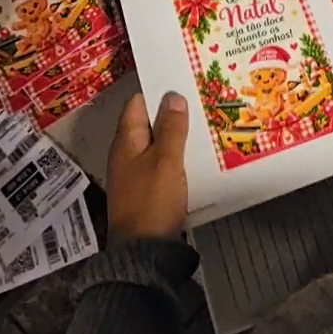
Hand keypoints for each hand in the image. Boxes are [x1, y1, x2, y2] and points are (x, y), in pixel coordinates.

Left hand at [106, 91, 189, 240]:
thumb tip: (173, 95)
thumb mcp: (165, 161)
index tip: (182, 80)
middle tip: (201, 99)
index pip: (138, 104)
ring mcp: (137, 173)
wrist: (144, 253)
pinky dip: (179, 155)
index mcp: (126, 141)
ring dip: (178, 135)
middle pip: (149, 123)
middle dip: (173, 112)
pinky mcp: (149, 190)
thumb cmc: (152, 201)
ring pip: (159, 144)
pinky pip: (164, 163)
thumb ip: (171, 128)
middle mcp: (128, 153)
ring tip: (206, 122)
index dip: (158, 90)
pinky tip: (199, 154)